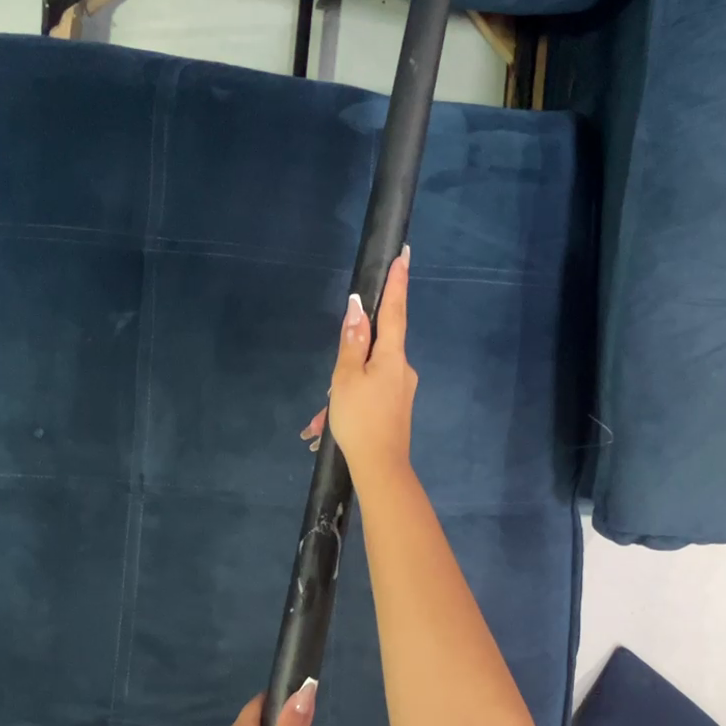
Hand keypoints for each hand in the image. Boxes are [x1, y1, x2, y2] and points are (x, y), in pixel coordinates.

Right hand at [300, 245, 416, 491]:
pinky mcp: (395, 409)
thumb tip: (357, 307)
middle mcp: (402, 369)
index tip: (404, 255)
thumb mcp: (346, 378)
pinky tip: (326, 429)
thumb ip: (352, 342)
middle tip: (331, 394)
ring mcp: (400, 391)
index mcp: (393, 356)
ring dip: (341, 392)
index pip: (396, 309)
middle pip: (373, 348)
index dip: (398, 282)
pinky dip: (347, 406)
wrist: (381, 469)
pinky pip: (367, 396)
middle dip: (347, 363)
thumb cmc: (360, 420)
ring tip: (321, 420)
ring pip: (365, 377)